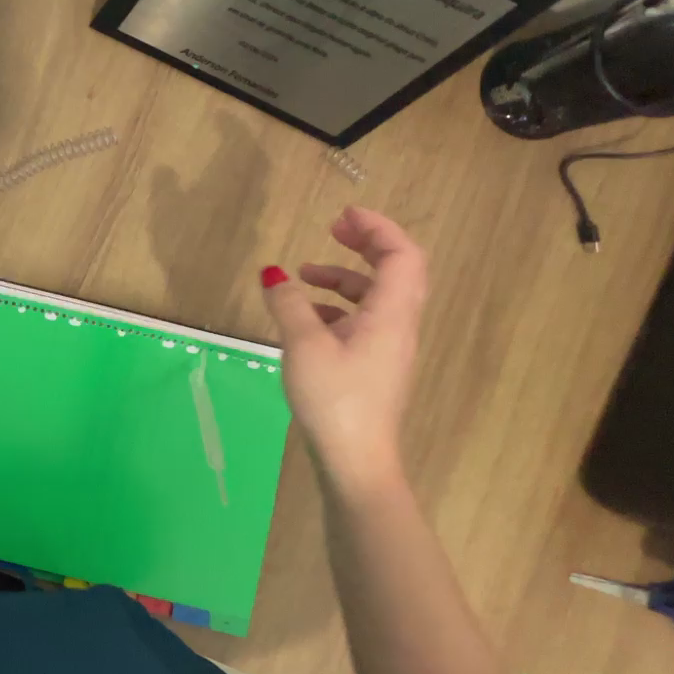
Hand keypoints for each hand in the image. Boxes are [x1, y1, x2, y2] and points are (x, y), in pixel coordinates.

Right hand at [260, 207, 427, 492]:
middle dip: (365, 246)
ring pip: (375, 298)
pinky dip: (336, 307)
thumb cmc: (333, 397)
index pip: (401, 256)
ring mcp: (387, 349)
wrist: (356, 459)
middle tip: (330, 230)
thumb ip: (288, 304)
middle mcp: (397, 326)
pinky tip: (305, 317)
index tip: (342, 215)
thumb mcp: (303, 344)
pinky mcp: (372, 367)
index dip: (377, 229)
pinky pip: (362, 321)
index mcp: (390, 315)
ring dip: (344, 278)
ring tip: (302, 275)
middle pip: (395, 272)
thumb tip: (272, 273)